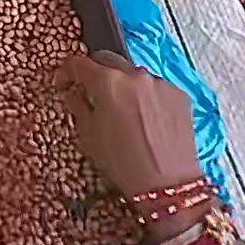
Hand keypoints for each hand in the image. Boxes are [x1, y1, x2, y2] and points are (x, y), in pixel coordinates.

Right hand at [56, 50, 202, 233]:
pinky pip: (154, 87)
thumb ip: (78, 106)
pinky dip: (145, 96)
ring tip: (122, 112)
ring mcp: (159, 83)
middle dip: (96, 73)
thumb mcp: (89, 136)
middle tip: (91, 92)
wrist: (167, 183)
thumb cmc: (123, 163)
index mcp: (107, 83)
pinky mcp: (178, 93)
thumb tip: (73, 93)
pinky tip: (145, 120)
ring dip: (123, 85)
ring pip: (133, 74)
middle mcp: (135, 75)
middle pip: (108, 61)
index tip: (65, 80)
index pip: (79, 63)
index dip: (67, 71)